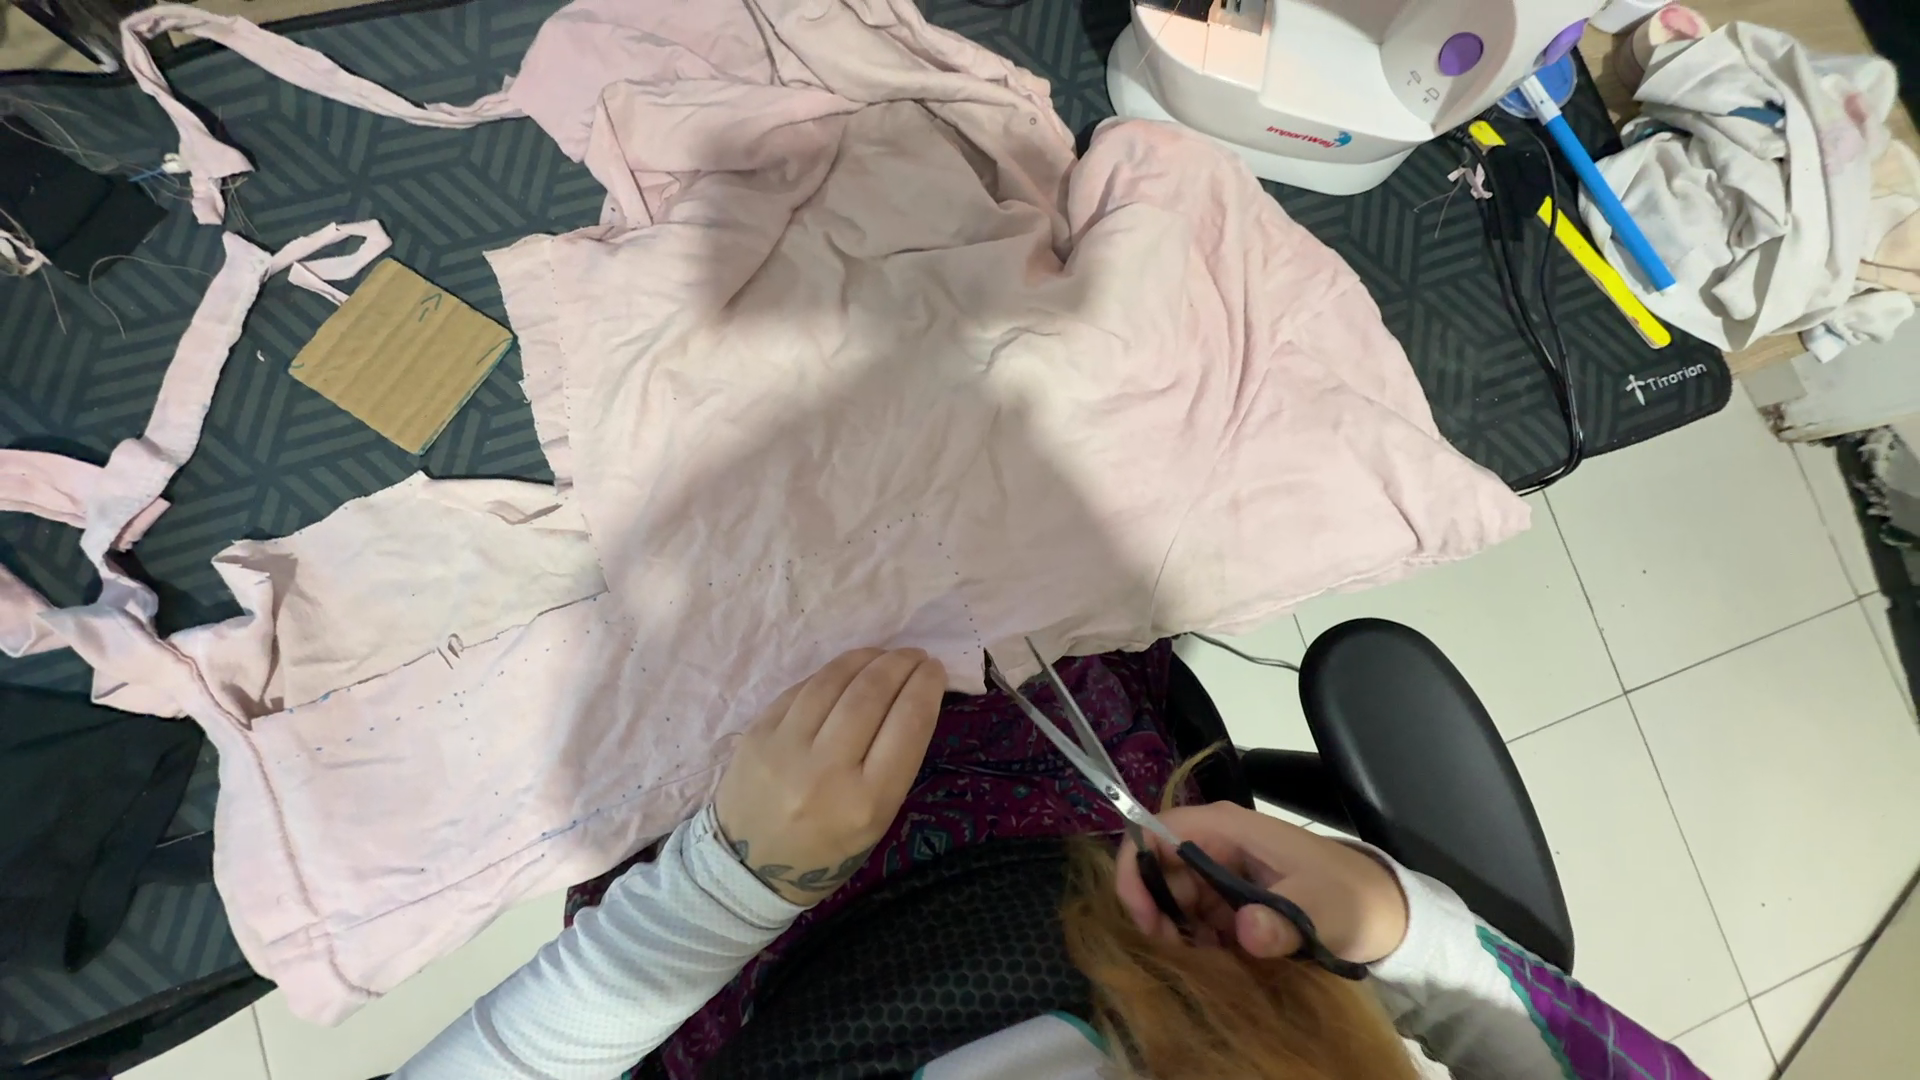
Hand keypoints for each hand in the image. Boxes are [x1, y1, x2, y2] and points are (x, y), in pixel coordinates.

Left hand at [714, 648, 945, 906]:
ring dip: (868, 659)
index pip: (908, 724)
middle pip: (872, 695)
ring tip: (885, 655)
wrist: (748, 869)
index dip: (926, 687)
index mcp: (867, 803)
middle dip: (901, 665)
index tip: (935, 669)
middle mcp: (826, 773)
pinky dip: (832, 673)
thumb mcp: (877, 818)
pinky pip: (803, 688)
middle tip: (915, 655)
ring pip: (834, 681)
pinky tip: (848, 670)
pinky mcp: (757, 734)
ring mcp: (786, 749)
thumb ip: (895, 760)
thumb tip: (912, 696)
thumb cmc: (828, 849)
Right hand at [1115, 802, 1408, 963]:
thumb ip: (1283, 923)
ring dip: (1174, 927)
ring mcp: (1219, 867)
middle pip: (1157, 865)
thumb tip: (1245, 932)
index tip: (1144, 919)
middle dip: (1154, 908)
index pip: (1155, 830)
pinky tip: (1216, 958)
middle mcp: (1213, 841)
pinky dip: (1195, 936)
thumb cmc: (1350, 898)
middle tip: (1174, 952)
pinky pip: (1193, 911)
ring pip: (1171, 891)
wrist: (1386, 911)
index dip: (1136, 867)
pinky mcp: (1228, 893)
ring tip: (1201, 960)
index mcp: (1224, 827)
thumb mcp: (1322, 911)